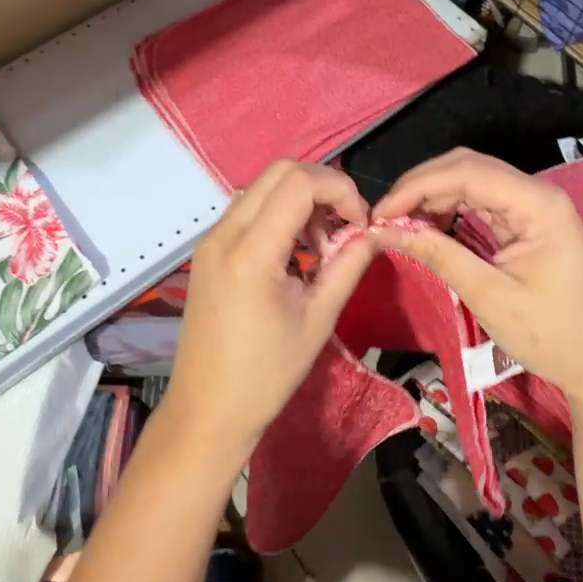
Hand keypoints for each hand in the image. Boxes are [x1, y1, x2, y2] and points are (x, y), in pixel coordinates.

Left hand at [162, 160, 380, 459]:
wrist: (207, 409)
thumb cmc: (266, 374)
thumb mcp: (318, 319)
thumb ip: (348, 266)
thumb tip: (375, 232)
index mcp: (251, 252)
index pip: (299, 183)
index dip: (340, 191)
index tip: (360, 225)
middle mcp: (224, 233)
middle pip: (280, 172)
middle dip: (322, 188)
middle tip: (344, 228)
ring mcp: (211, 239)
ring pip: (263, 187)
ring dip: (300, 200)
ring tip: (321, 247)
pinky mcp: (209, 250)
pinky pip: (248, 210)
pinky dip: (279, 214)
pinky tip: (296, 254)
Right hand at [371, 149, 582, 400]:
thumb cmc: (550, 334)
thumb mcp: (489, 296)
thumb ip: (440, 255)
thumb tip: (387, 230)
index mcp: (538, 204)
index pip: (467, 172)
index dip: (419, 186)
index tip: (382, 213)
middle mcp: (537, 194)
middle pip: (468, 167)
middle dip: (422, 186)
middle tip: (385, 215)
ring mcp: (533, 206)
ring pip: (471, 180)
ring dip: (433, 196)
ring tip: (400, 222)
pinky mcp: (525, 222)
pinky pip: (480, 201)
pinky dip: (449, 209)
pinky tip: (427, 226)